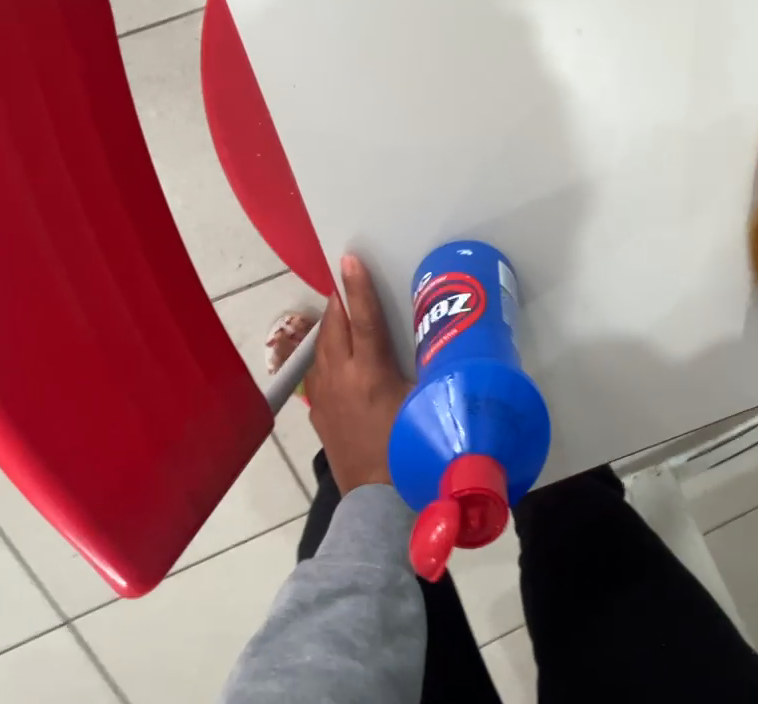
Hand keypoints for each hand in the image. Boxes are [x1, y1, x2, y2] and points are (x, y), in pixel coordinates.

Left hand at [307, 254, 411, 494]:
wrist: (377, 500)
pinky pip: (318, 371)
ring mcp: (325, 396)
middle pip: (335, 327)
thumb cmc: (411, 447)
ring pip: (321, 348)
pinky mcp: (319, 413)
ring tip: (342, 310)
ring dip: (331, 324)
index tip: (349, 258)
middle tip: (348, 279)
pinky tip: (335, 355)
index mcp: (371, 372)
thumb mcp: (427, 402)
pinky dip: (326, 352)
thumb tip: (439, 340)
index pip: (363, 319)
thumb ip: (428, 368)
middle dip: (340, 299)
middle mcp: (341, 378)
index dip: (358, 287)